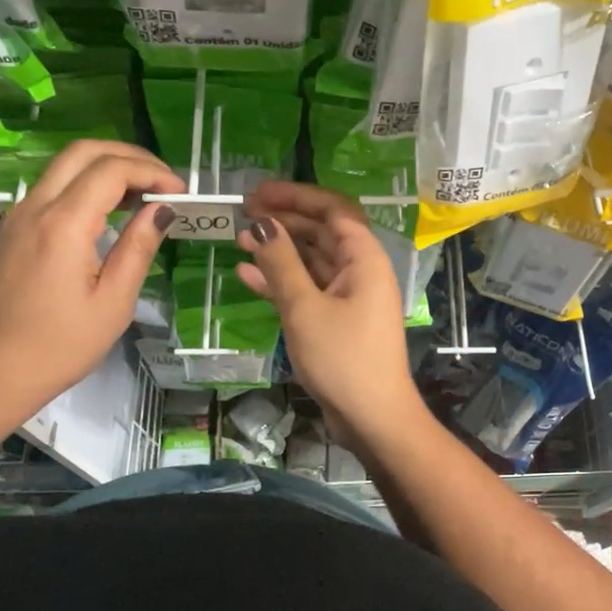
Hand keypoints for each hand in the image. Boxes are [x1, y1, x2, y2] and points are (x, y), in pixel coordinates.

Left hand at [0, 140, 183, 419]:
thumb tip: (162, 209)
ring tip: (143, 197)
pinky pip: (53, 189)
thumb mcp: (111, 304)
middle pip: (83, 152)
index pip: (111, 170)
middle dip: (129, 157)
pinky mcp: (13, 233)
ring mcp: (19, 217)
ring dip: (107, 168)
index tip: (181, 193)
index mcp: (63, 224)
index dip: (152, 172)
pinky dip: (86, 186)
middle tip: (164, 182)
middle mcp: (36, 207)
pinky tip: (110, 215)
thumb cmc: (56, 348)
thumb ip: (138, 248)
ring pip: (64, 166)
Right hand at [237, 181, 425, 443]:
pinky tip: (247, 275)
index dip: (296, 196)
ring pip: (312, 260)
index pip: (333, 209)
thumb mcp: (305, 307)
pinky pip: (308, 289)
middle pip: (321, 231)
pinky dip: (281, 281)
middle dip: (283, 220)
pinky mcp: (338, 320)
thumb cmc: (343, 359)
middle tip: (241, 214)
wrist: (373, 417)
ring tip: (238, 240)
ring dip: (279, 249)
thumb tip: (261, 222)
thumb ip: (281, 262)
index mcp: (364, 258)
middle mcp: (361, 270)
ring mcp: (350, 296)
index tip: (257, 193)